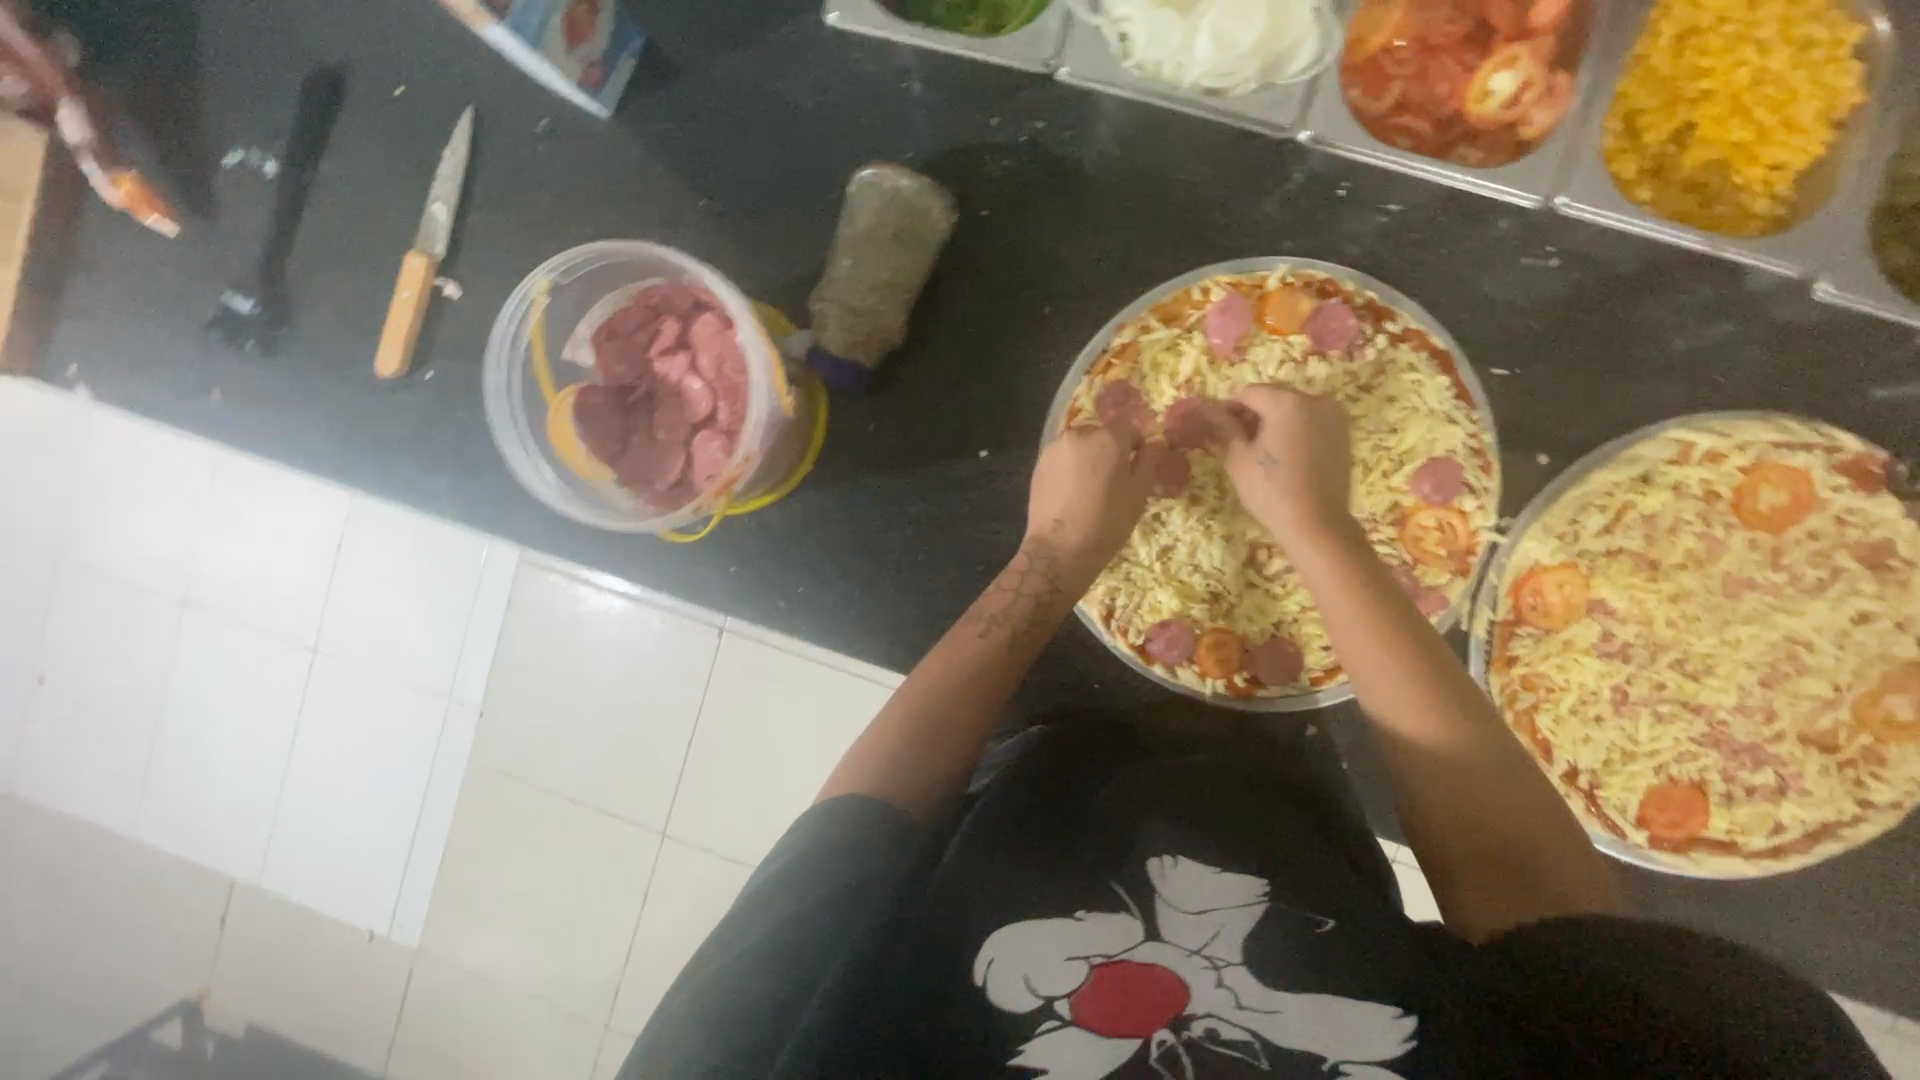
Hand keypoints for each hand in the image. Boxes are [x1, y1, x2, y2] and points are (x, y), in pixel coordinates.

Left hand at [1024, 425, 1153, 579]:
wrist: (1059, 549)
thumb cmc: (1107, 523)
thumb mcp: (1138, 494)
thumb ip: (1149, 461)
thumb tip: (1155, 442)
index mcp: (1108, 438)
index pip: (1128, 428)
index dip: (1136, 445)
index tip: (1135, 468)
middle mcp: (1078, 435)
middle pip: (1100, 435)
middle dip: (1109, 451)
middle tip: (1112, 481)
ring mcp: (1054, 449)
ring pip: (1079, 446)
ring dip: (1087, 459)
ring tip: (1089, 489)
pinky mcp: (1038, 465)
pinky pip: (1062, 459)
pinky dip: (1069, 469)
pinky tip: (1070, 495)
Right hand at [1214, 384, 1355, 550]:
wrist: (1316, 523)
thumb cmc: (1271, 490)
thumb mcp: (1239, 458)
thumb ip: (1224, 427)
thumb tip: (1206, 409)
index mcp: (1287, 402)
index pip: (1249, 392)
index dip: (1228, 406)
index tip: (1215, 425)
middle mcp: (1315, 400)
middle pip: (1274, 395)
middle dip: (1252, 410)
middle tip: (1234, 436)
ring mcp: (1333, 416)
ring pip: (1293, 407)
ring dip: (1273, 418)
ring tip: (1258, 445)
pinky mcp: (1342, 433)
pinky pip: (1310, 420)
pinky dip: (1293, 427)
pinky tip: (1282, 451)